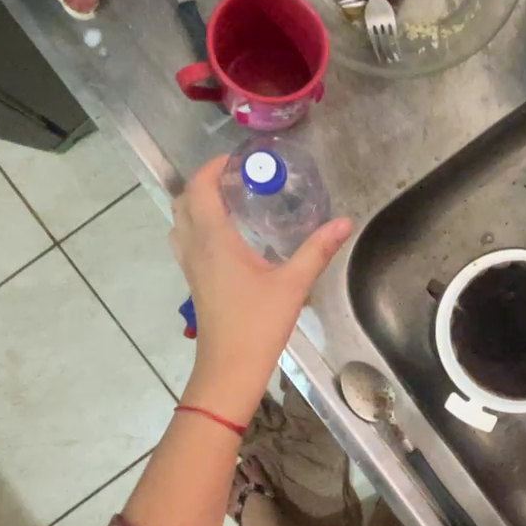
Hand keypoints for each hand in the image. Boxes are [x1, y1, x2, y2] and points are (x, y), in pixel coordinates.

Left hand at [170, 155, 353, 423]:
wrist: (229, 366)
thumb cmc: (258, 324)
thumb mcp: (294, 284)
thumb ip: (318, 249)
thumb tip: (345, 222)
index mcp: (214, 239)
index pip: (201, 188)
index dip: (213, 167)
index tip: (237, 159)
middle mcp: (194, 246)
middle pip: (184, 200)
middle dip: (205, 182)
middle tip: (237, 178)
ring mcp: (189, 265)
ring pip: (180, 221)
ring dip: (197, 203)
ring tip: (229, 201)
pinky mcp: (193, 281)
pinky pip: (185, 239)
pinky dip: (198, 225)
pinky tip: (227, 236)